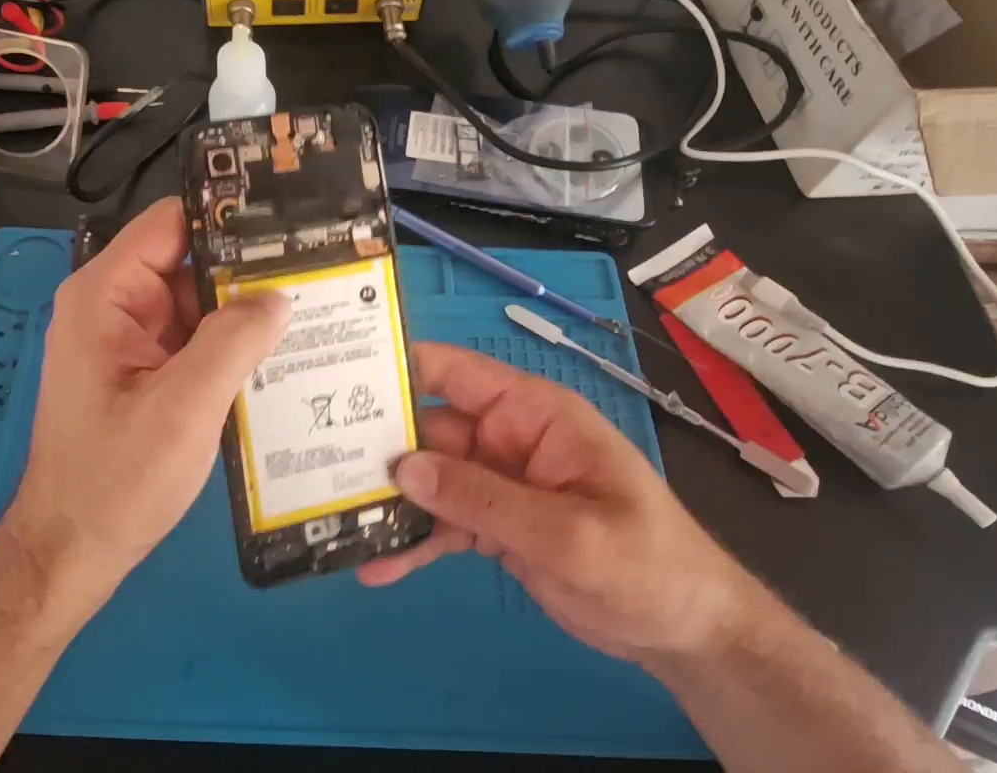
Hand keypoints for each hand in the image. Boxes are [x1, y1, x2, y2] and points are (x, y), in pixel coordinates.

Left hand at [2, 197, 290, 591]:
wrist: (76, 552)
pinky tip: (288, 346)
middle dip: (251, 265)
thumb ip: (233, 343)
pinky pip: (200, 338)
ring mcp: (133, 340)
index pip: (171, 224)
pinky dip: (238, 341)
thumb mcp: (181, 410)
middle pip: (192, 260)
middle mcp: (117, 306)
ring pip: (203, 301)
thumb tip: (280, 298)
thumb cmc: (116, 481)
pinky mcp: (150, 371)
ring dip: (250, 307)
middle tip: (323, 262)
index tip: (291, 218)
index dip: (228, 215)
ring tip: (321, 299)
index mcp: (106, 296)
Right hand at [359, 343, 767, 667]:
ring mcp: (498, 483)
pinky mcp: (494, 524)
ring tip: (334, 522)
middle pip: (428, 429)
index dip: (400, 366)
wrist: (682, 629)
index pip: (455, 373)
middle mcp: (506, 438)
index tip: (339, 373)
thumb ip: (485, 499)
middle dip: (377, 445)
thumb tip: (403, 469)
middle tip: (314, 463)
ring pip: (428, 480)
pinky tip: (377, 566)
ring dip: (388, 501)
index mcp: (531, 413)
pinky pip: (443, 522)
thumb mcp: (568, 532)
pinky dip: (413, 541)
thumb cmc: (645, 561)